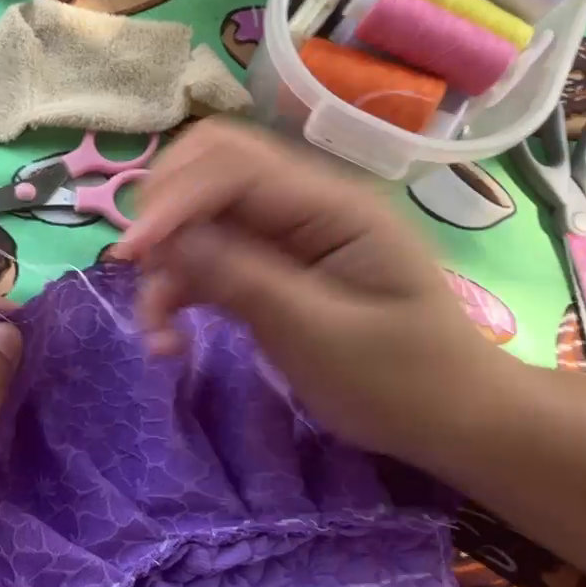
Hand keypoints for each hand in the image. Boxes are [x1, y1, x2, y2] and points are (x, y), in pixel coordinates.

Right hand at [113, 118, 513, 458]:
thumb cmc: (404, 382)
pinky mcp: (264, 268)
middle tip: (143, 277)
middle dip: (162, 218)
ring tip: (157, 331)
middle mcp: (302, 205)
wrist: (452, 420)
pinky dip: (176, 292)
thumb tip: (167, 241)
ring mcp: (282, 235)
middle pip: (206, 171)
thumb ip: (244, 281)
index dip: (174, 198)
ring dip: (164, 267)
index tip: (133, 255)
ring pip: (194, 219)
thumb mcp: (323, 337)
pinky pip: (201, 260)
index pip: (233, 166)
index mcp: (333, 205)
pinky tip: (169, 339)